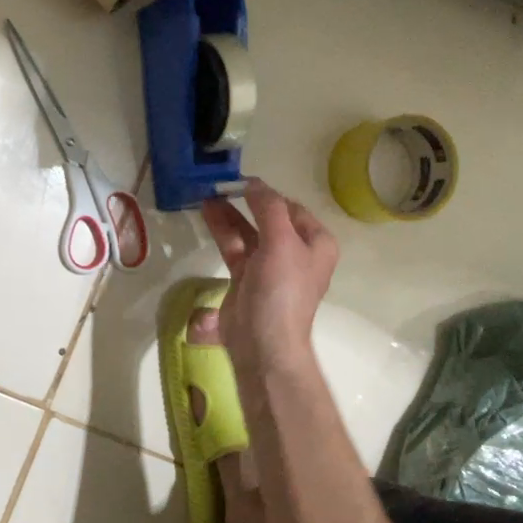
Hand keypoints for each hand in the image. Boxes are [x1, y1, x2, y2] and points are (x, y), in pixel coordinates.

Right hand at [200, 178, 338, 381]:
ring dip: (229, 214)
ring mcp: (269, 266)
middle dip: (244, 202)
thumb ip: (268, 208)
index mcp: (315, 243)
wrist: (264, 341)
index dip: (266, 193)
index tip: (240, 180)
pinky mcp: (246, 278)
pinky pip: (235, 247)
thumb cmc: (281, 290)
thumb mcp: (281, 242)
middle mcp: (295, 252)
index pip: (290, 208)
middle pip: (267, 218)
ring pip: (248, 232)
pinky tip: (207, 214)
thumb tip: (254, 183)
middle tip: (219, 185)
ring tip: (207, 194)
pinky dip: (222, 231)